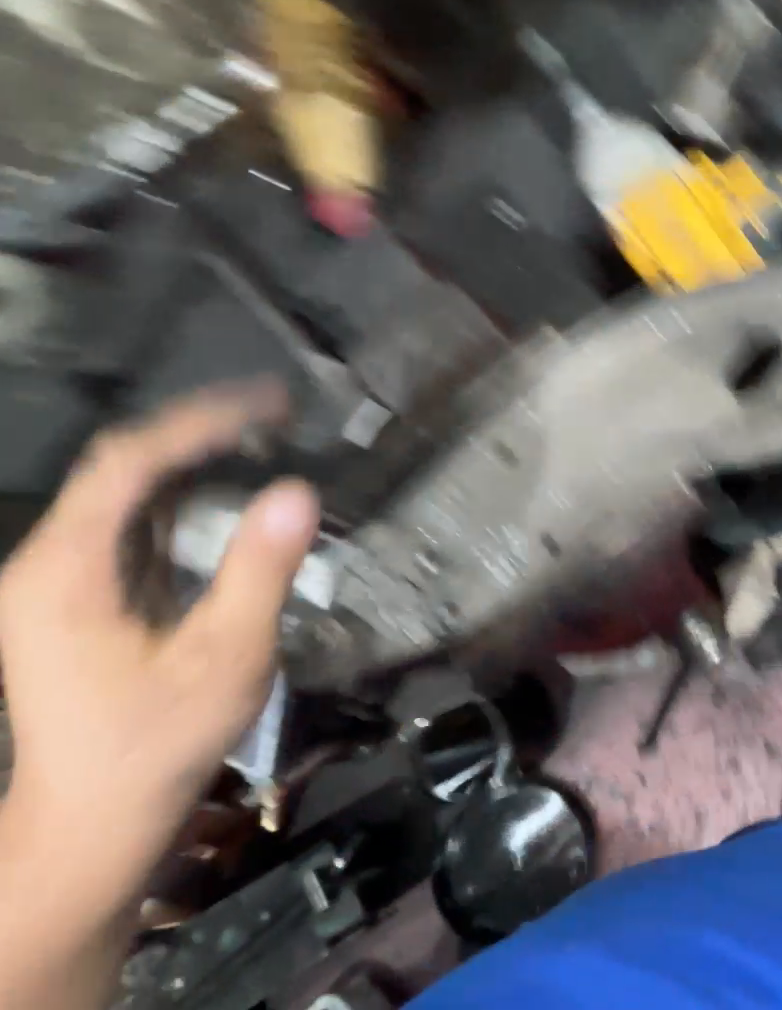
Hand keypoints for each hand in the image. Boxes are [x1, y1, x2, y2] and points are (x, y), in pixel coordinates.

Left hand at [0, 387, 319, 876]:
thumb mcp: (226, 655)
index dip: (197, 425)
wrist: (98, 811)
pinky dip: (184, 497)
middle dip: (199, 432)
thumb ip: (259, 570)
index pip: (124, 466)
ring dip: (193, 461)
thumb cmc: (160, 738)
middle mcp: (47, 566)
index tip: (271, 407)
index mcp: (64, 573)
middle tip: (280, 416)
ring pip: (123, 495)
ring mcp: (57, 582)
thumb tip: (298, 492)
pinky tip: (230, 496)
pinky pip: (131, 525)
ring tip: (266, 441)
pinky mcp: (79, 599)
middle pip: (117, 470)